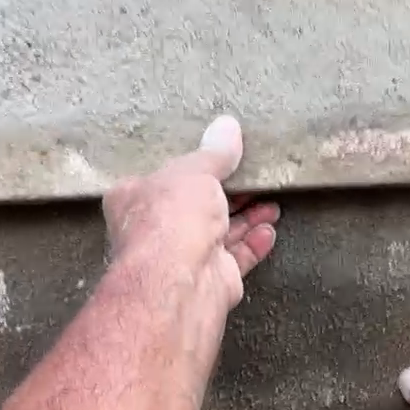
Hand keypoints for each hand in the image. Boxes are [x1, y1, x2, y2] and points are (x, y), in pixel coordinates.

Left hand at [102, 116, 279, 310]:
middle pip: (198, 206)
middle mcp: (158, 230)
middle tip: (255, 180)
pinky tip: (268, 231)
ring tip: (271, 203)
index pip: (165, 177)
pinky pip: (237, 258)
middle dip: (229, 194)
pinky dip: (254, 244)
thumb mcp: (194, 171)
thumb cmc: (171, 221)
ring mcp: (185, 258)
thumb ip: (214, 154)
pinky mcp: (212, 280)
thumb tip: (227, 128)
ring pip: (221, 233)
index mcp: (137, 198)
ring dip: (248, 218)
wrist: (181, 281)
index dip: (194, 168)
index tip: (221, 159)